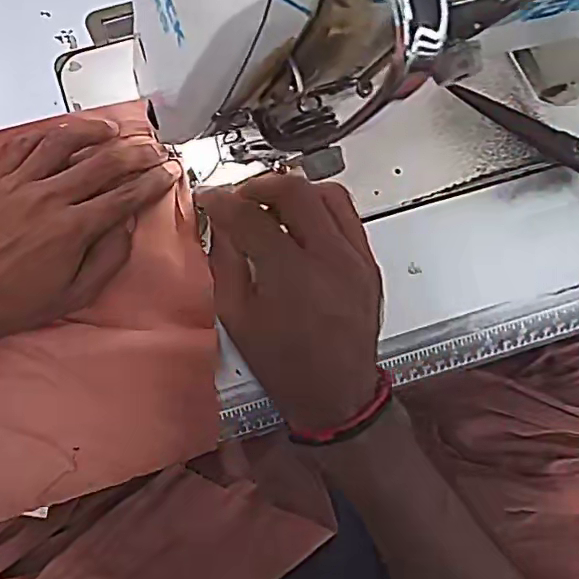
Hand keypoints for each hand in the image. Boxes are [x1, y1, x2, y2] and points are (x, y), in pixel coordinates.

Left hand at [0, 117, 178, 380]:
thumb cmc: (16, 302)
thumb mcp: (75, 293)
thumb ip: (108, 257)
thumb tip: (127, 226)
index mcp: (70, 230)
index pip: (125, 194)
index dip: (154, 180)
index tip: (168, 172)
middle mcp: (46, 201)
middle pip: (103, 160)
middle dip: (137, 150)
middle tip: (151, 148)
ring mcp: (18, 186)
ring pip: (62, 141)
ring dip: (92, 129)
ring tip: (111, 129)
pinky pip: (21, 144)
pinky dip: (44, 134)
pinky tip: (59, 134)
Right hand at [199, 173, 383, 431]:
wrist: (336, 393)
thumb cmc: (285, 364)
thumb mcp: (235, 316)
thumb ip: (224, 262)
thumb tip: (220, 225)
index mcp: (290, 276)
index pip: (249, 216)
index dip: (222, 201)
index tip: (210, 198)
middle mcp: (329, 260)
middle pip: (292, 191)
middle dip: (257, 185)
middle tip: (239, 196)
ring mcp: (355, 259)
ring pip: (325, 193)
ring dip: (291, 191)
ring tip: (270, 204)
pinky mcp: (368, 262)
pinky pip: (346, 214)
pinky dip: (319, 207)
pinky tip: (300, 221)